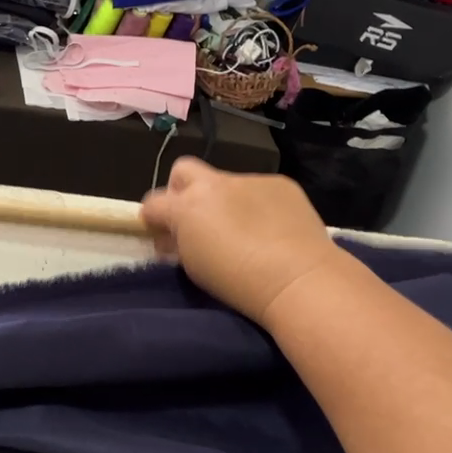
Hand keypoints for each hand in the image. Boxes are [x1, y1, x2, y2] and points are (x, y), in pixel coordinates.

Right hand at [140, 157, 343, 324]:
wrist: (299, 279)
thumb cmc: (237, 282)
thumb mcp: (193, 267)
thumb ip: (178, 243)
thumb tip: (173, 237)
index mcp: (186, 206)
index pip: (152, 202)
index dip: (153, 218)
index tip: (163, 234)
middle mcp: (214, 184)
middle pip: (183, 170)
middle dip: (182, 190)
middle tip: (196, 219)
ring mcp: (250, 180)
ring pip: (226, 184)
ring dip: (227, 202)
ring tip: (247, 231)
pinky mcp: (280, 184)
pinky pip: (259, 190)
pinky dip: (259, 205)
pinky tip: (273, 229)